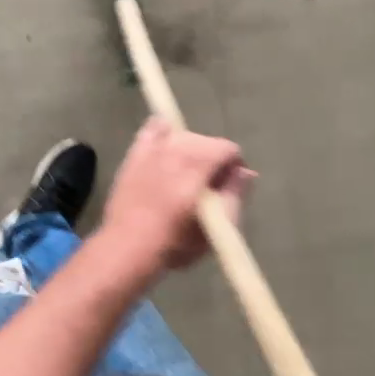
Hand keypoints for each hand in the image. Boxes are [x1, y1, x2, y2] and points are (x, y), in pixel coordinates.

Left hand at [97, 118, 251, 270]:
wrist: (128, 246)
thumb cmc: (176, 242)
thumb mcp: (217, 226)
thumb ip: (235, 193)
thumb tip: (246, 172)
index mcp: (199, 166)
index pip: (227, 148)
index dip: (234, 165)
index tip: (231, 185)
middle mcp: (177, 150)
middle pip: (205, 141)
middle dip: (213, 159)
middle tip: (209, 186)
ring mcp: (153, 150)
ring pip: (181, 135)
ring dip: (191, 150)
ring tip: (187, 175)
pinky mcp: (135, 154)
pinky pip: (152, 130)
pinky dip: (163, 134)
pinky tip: (165, 150)